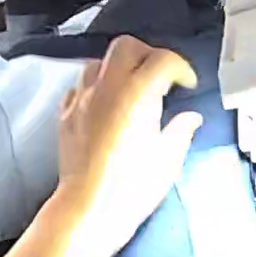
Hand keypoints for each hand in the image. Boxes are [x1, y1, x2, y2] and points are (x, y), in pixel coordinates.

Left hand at [0, 37, 201, 256]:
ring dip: (119, 69)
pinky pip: (80, 87)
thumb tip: (190, 118)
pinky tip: (106, 107)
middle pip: (126, 47)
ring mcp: (82, 99)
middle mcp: (107, 87)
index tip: (188, 86)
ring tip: (131, 90)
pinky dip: (96, 89)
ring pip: (98, 63)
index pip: (163, 60)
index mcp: (138, 94)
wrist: (89, 209)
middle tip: (161, 78)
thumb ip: (180, 131)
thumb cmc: (134, 188)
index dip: (181, 68)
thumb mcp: (168, 160)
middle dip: (148, 55)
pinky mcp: (65, 115)